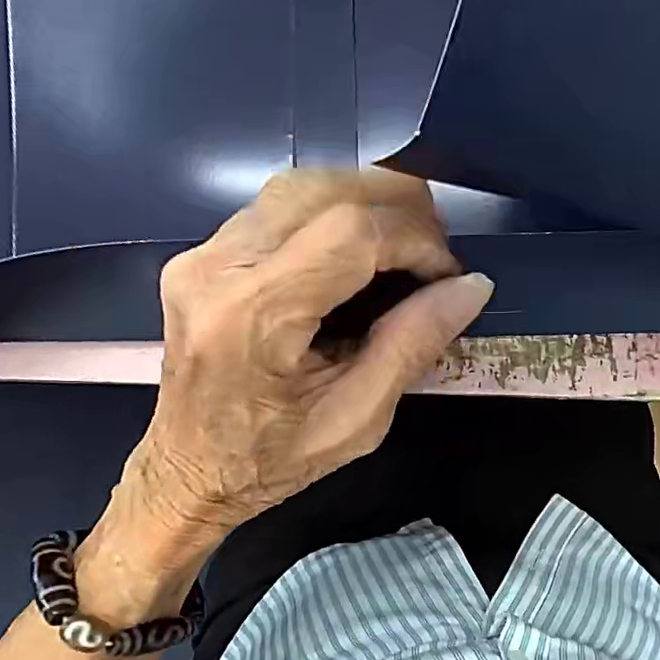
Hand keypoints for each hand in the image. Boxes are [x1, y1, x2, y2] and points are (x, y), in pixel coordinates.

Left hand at [105, 168, 490, 550]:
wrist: (189, 472)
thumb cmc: (268, 462)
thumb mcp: (355, 421)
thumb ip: (411, 346)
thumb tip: (469, 287)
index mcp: (252, 318)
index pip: (349, 233)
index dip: (414, 238)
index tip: (447, 274)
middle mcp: (215, 270)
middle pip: (321, 189)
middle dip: (394, 204)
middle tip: (433, 249)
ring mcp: (199, 257)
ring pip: (296, 188)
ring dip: (361, 203)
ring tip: (403, 244)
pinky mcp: (198, 258)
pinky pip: (274, 210)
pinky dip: (327, 216)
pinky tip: (354, 253)